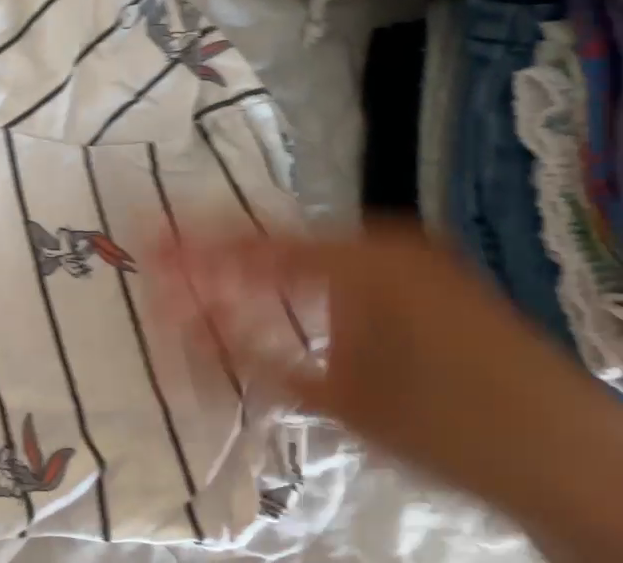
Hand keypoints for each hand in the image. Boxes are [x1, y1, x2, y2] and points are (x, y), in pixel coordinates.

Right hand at [157, 226, 622, 562]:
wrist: (592, 475)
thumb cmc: (457, 431)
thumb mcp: (337, 398)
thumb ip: (244, 351)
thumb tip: (167, 318)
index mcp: (359, 258)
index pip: (247, 243)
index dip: (187, 249)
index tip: (140, 248)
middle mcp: (385, 246)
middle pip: (273, 242)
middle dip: (214, 258)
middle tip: (165, 270)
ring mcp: (416, 265)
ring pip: (305, 258)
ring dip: (252, 274)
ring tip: (204, 289)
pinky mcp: (434, 291)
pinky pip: (341, 274)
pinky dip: (296, 287)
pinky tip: (270, 306)